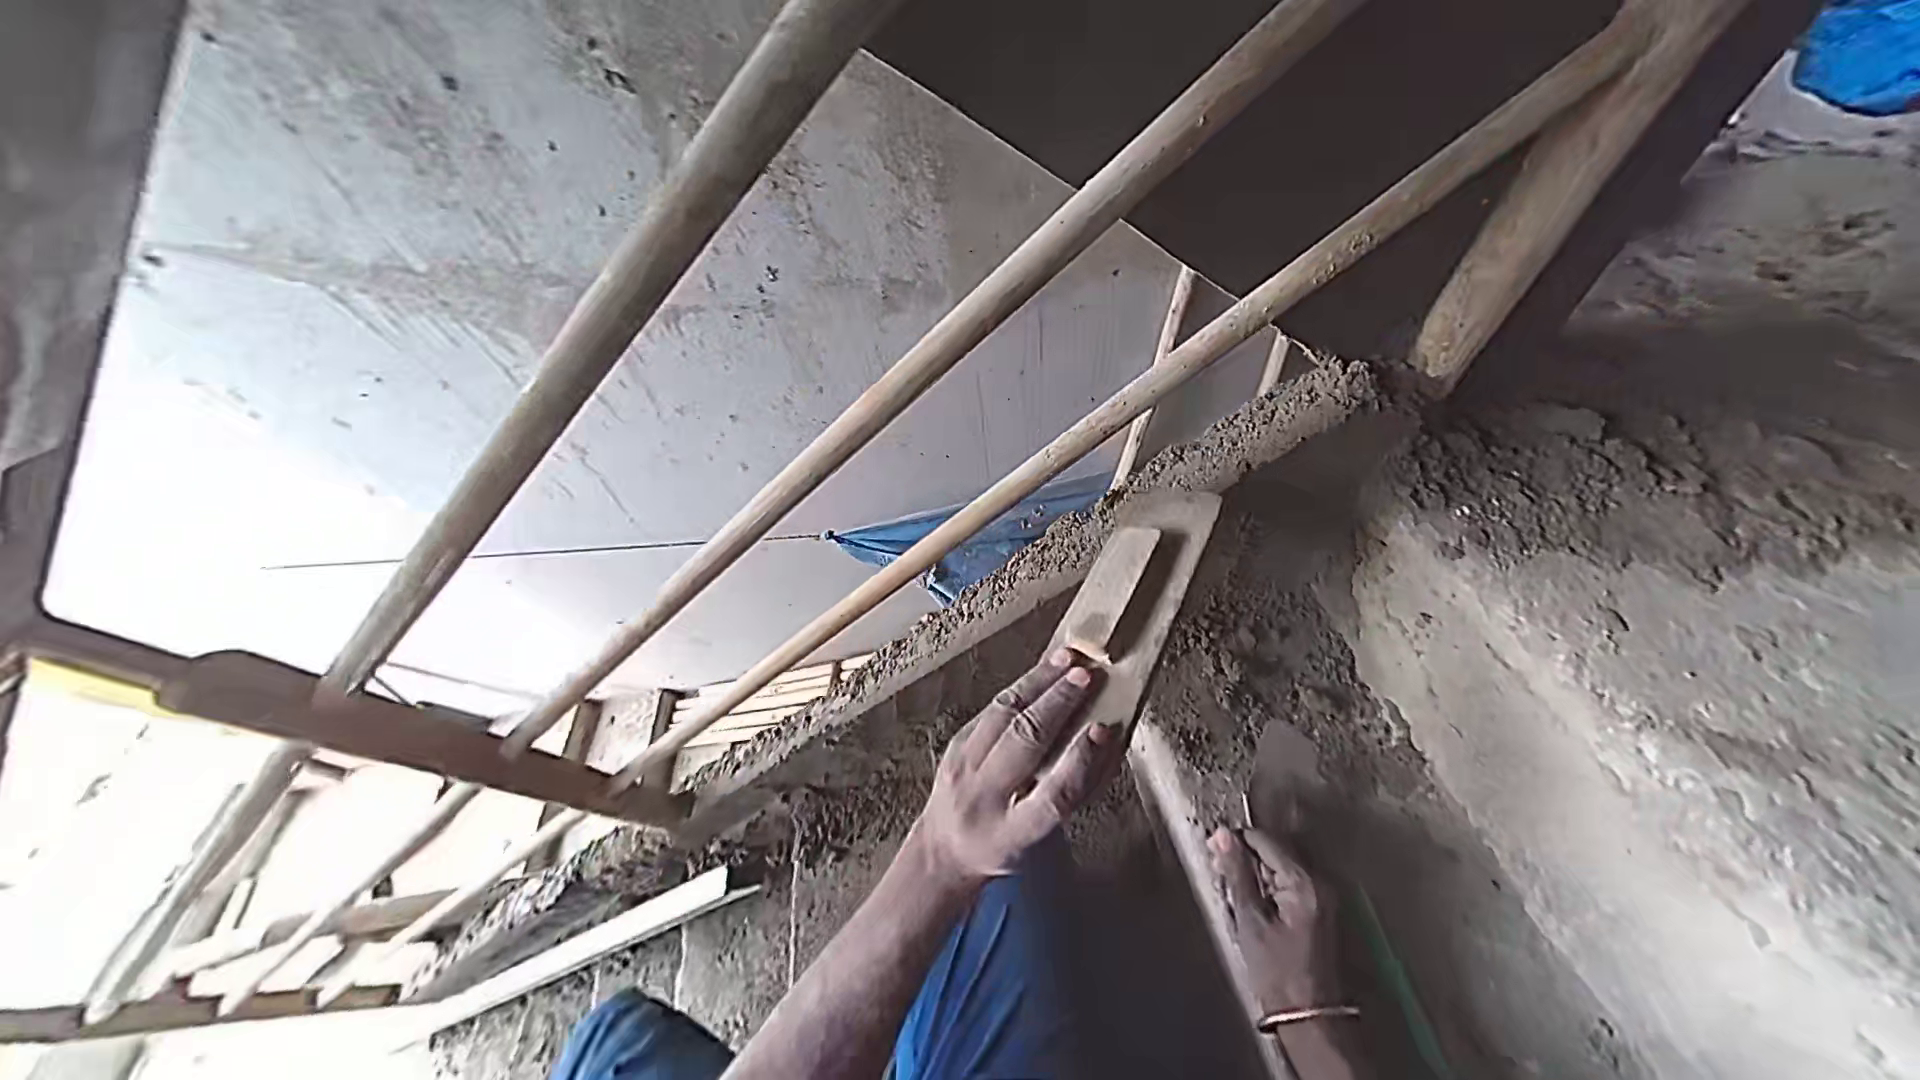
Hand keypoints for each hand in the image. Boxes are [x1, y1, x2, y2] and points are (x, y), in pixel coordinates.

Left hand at [912, 648, 1120, 883]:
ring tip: (1067, 661)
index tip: (1103, 731)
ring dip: (1038, 682)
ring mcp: (962, 767)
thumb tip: (1105, 744)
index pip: (1053, 796)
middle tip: (1087, 678)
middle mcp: (983, 797)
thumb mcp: (1041, 837)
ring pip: (1003, 713)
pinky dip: (1022, 686)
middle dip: (1059, 704)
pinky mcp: (954, 743)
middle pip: (1024, 741)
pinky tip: (1043, 671)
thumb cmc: (1003, 844)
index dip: (1080, 762)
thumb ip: (1071, 795)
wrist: (943, 850)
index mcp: (1013, 833)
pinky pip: (992, 708)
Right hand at [1210, 826, 1339, 1011]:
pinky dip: (1270, 880)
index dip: (1236, 840)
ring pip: (1283, 861)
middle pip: (1277, 846)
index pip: (1264, 839)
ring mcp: (1325, 894)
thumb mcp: (1250, 918)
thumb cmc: (1277, 970)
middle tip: (1220, 866)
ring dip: (1257, 866)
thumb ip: (1237, 871)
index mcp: (1304, 881)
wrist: (1311, 1017)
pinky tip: (1254, 897)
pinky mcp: (1322, 906)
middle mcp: (1321, 880)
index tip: (1214, 850)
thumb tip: (1222, 834)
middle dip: (1246, 852)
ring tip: (1234, 885)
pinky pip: (1291, 878)